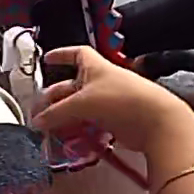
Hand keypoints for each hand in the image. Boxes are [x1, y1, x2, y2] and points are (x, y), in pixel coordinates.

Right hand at [32, 47, 193, 157]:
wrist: (156, 123)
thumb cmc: (122, 100)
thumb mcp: (81, 104)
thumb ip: (55, 113)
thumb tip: (37, 122)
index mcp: (96, 69)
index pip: (77, 54)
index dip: (61, 55)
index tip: (47, 59)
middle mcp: (101, 83)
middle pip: (70, 88)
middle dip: (53, 99)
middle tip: (38, 112)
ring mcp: (107, 102)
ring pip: (77, 108)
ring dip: (62, 119)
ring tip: (49, 129)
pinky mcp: (112, 120)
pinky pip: (87, 124)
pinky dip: (76, 131)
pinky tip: (67, 139)